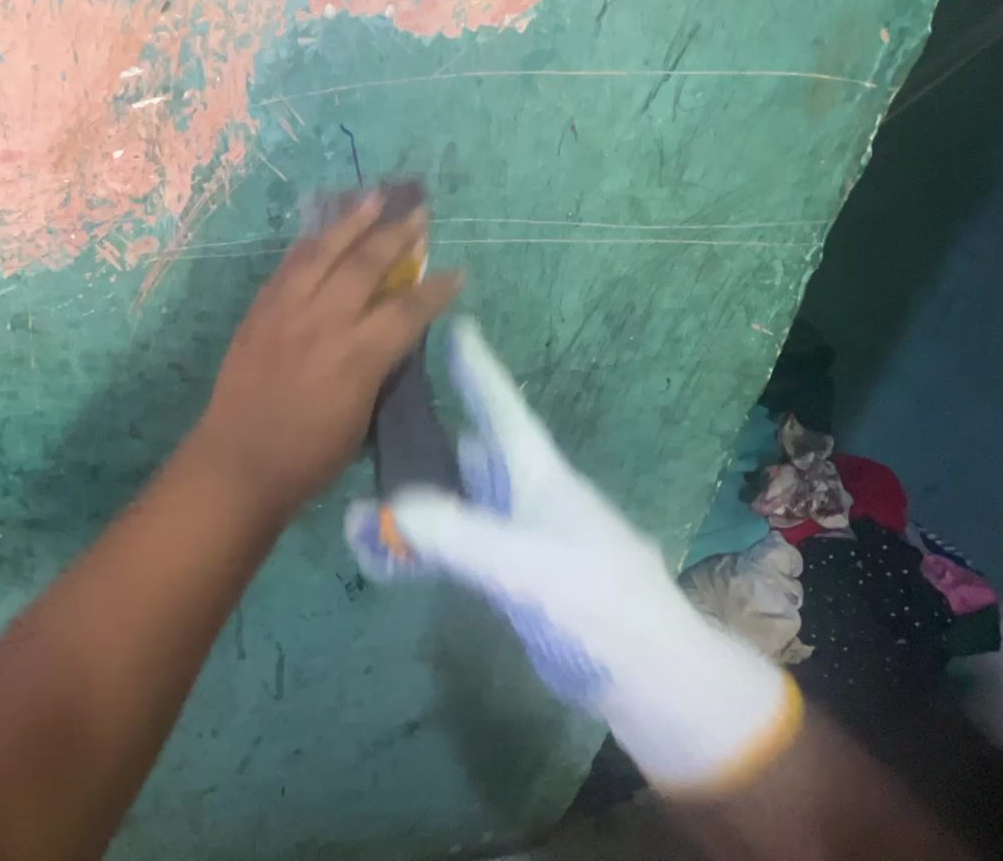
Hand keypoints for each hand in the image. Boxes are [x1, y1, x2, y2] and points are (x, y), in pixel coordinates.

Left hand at [189, 191, 461, 516]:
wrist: (238, 462)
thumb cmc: (308, 457)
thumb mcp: (362, 418)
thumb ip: (379, 369)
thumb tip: (393, 335)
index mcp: (356, 358)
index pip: (407, 311)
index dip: (436, 291)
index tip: (456, 274)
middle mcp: (322, 324)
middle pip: (365, 266)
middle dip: (396, 236)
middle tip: (419, 214)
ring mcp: (285, 312)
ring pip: (322, 253)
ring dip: (351, 222)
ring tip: (373, 197)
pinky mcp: (258, 313)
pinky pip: (288, 267)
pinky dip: (311, 245)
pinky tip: (323, 234)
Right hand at [346, 317, 689, 705]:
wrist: (646, 677)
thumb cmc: (597, 604)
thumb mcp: (525, 565)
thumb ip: (456, 534)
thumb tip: (385, 507)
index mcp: (538, 476)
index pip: (501, 408)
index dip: (478, 368)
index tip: (456, 325)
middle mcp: (523, 496)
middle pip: (464, 454)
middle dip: (417, 445)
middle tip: (367, 435)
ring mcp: (515, 536)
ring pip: (451, 506)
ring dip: (409, 509)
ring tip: (355, 519)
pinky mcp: (508, 575)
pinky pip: (452, 548)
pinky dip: (420, 551)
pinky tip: (383, 562)